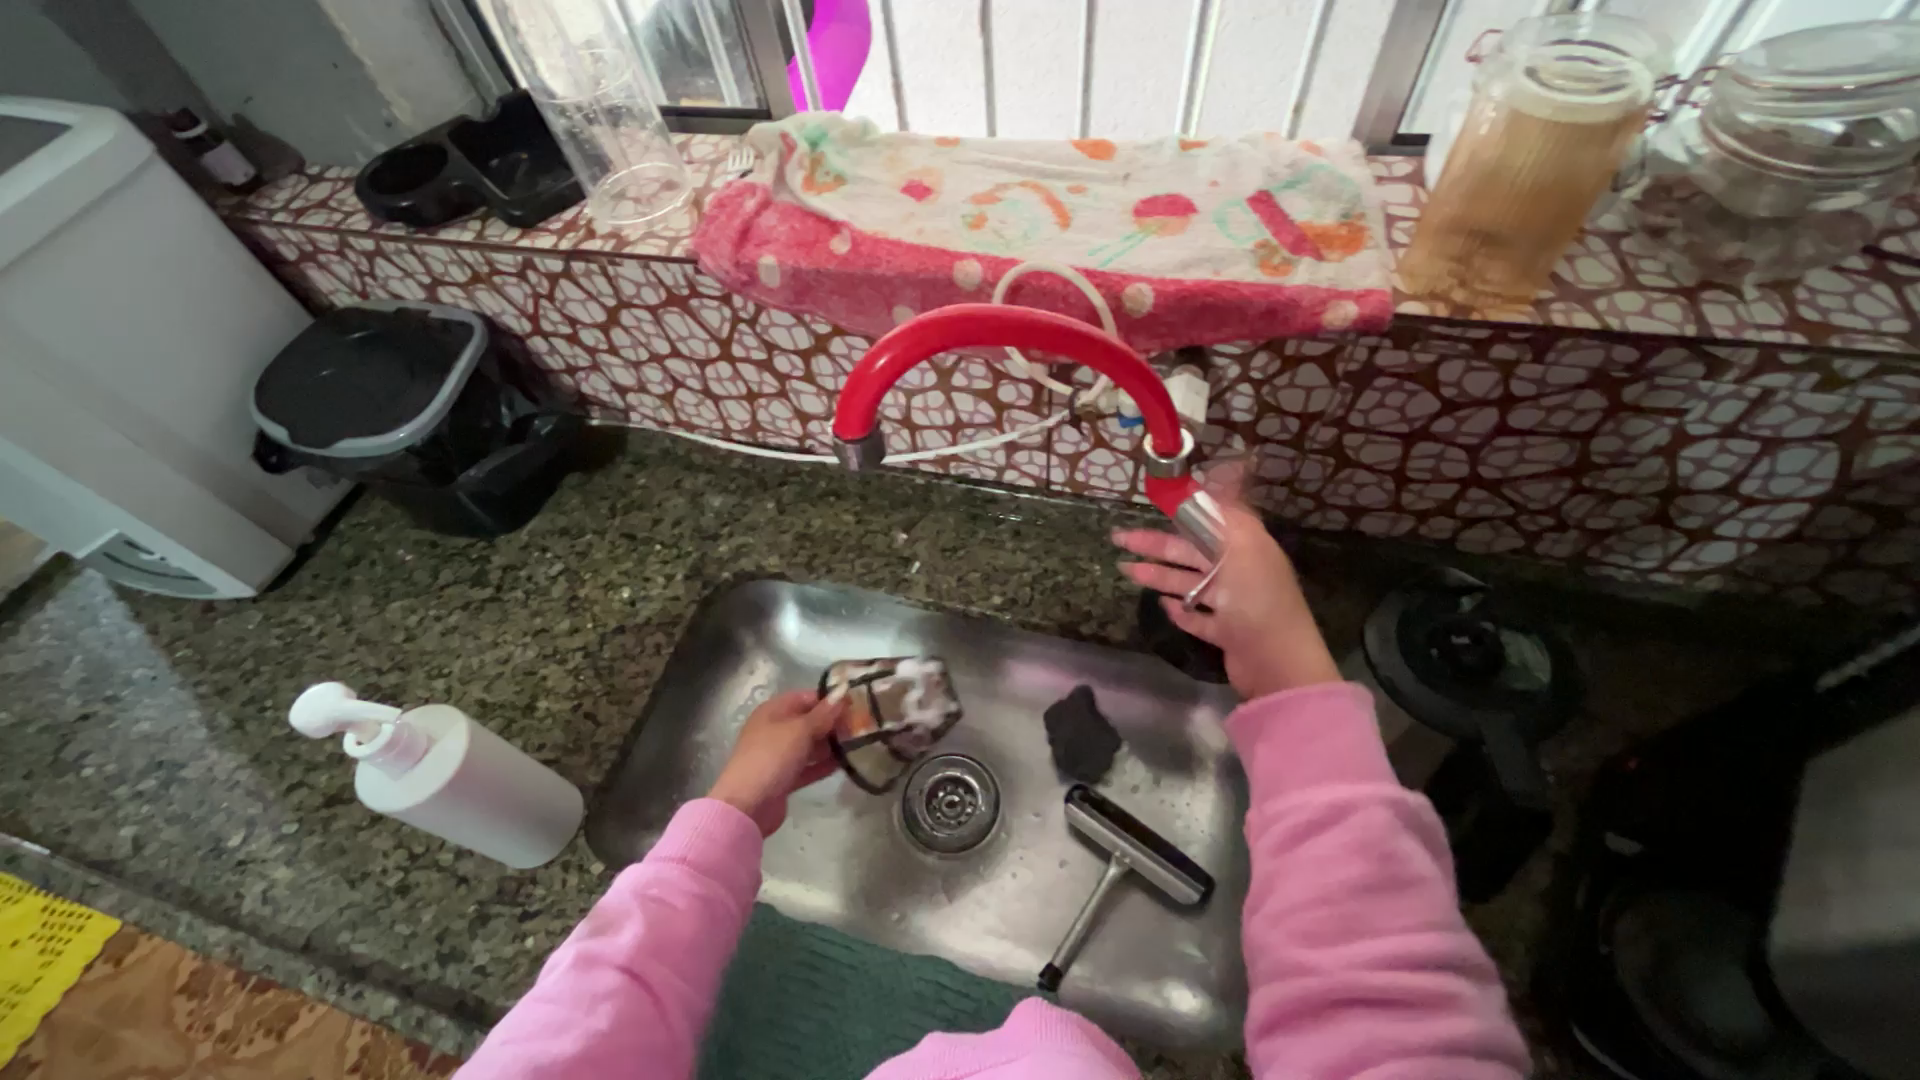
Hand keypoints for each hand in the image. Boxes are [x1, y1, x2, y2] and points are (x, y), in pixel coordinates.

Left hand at [707, 689, 846, 836]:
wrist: (747, 805)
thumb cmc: (772, 757)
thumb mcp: (800, 730)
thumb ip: (823, 714)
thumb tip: (842, 691)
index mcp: (773, 711)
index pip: (805, 697)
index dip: (829, 699)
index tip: (855, 704)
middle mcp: (775, 730)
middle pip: (808, 721)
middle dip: (832, 723)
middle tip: (861, 726)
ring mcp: (778, 755)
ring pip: (809, 745)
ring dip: (830, 745)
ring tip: (858, 744)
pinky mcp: (784, 778)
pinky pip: (807, 766)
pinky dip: (823, 764)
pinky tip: (845, 764)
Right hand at [1113, 473, 1340, 700]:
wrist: (1278, 664)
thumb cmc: (1259, 601)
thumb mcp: (1243, 547)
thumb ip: (1223, 515)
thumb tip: (1211, 478)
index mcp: (1246, 547)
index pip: (1209, 522)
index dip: (1182, 512)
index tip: (1154, 504)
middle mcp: (1240, 572)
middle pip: (1191, 553)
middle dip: (1156, 545)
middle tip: (1120, 539)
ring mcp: (1233, 604)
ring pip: (1189, 583)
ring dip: (1158, 575)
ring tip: (1126, 570)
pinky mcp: (1226, 633)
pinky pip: (1198, 617)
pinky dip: (1180, 610)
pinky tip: (1161, 604)